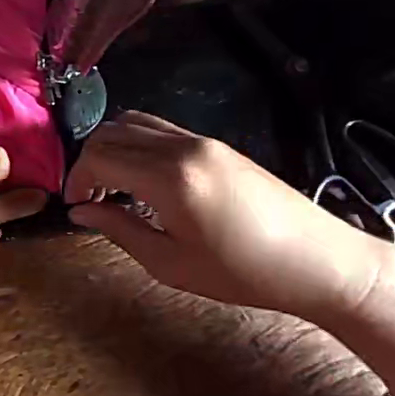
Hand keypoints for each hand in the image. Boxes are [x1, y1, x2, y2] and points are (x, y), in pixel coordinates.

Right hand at [64, 111, 394, 323]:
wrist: (319, 261)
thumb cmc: (242, 273)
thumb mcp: (170, 263)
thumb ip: (118, 230)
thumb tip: (79, 212)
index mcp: (168, 177)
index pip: (98, 157)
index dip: (76, 179)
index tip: (75, 206)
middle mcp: (181, 147)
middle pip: (110, 132)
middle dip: (88, 161)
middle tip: (89, 198)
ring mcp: (201, 140)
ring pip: (133, 122)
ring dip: (111, 148)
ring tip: (113, 187)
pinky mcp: (215, 144)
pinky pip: (159, 129)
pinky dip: (136, 145)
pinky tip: (143, 180)